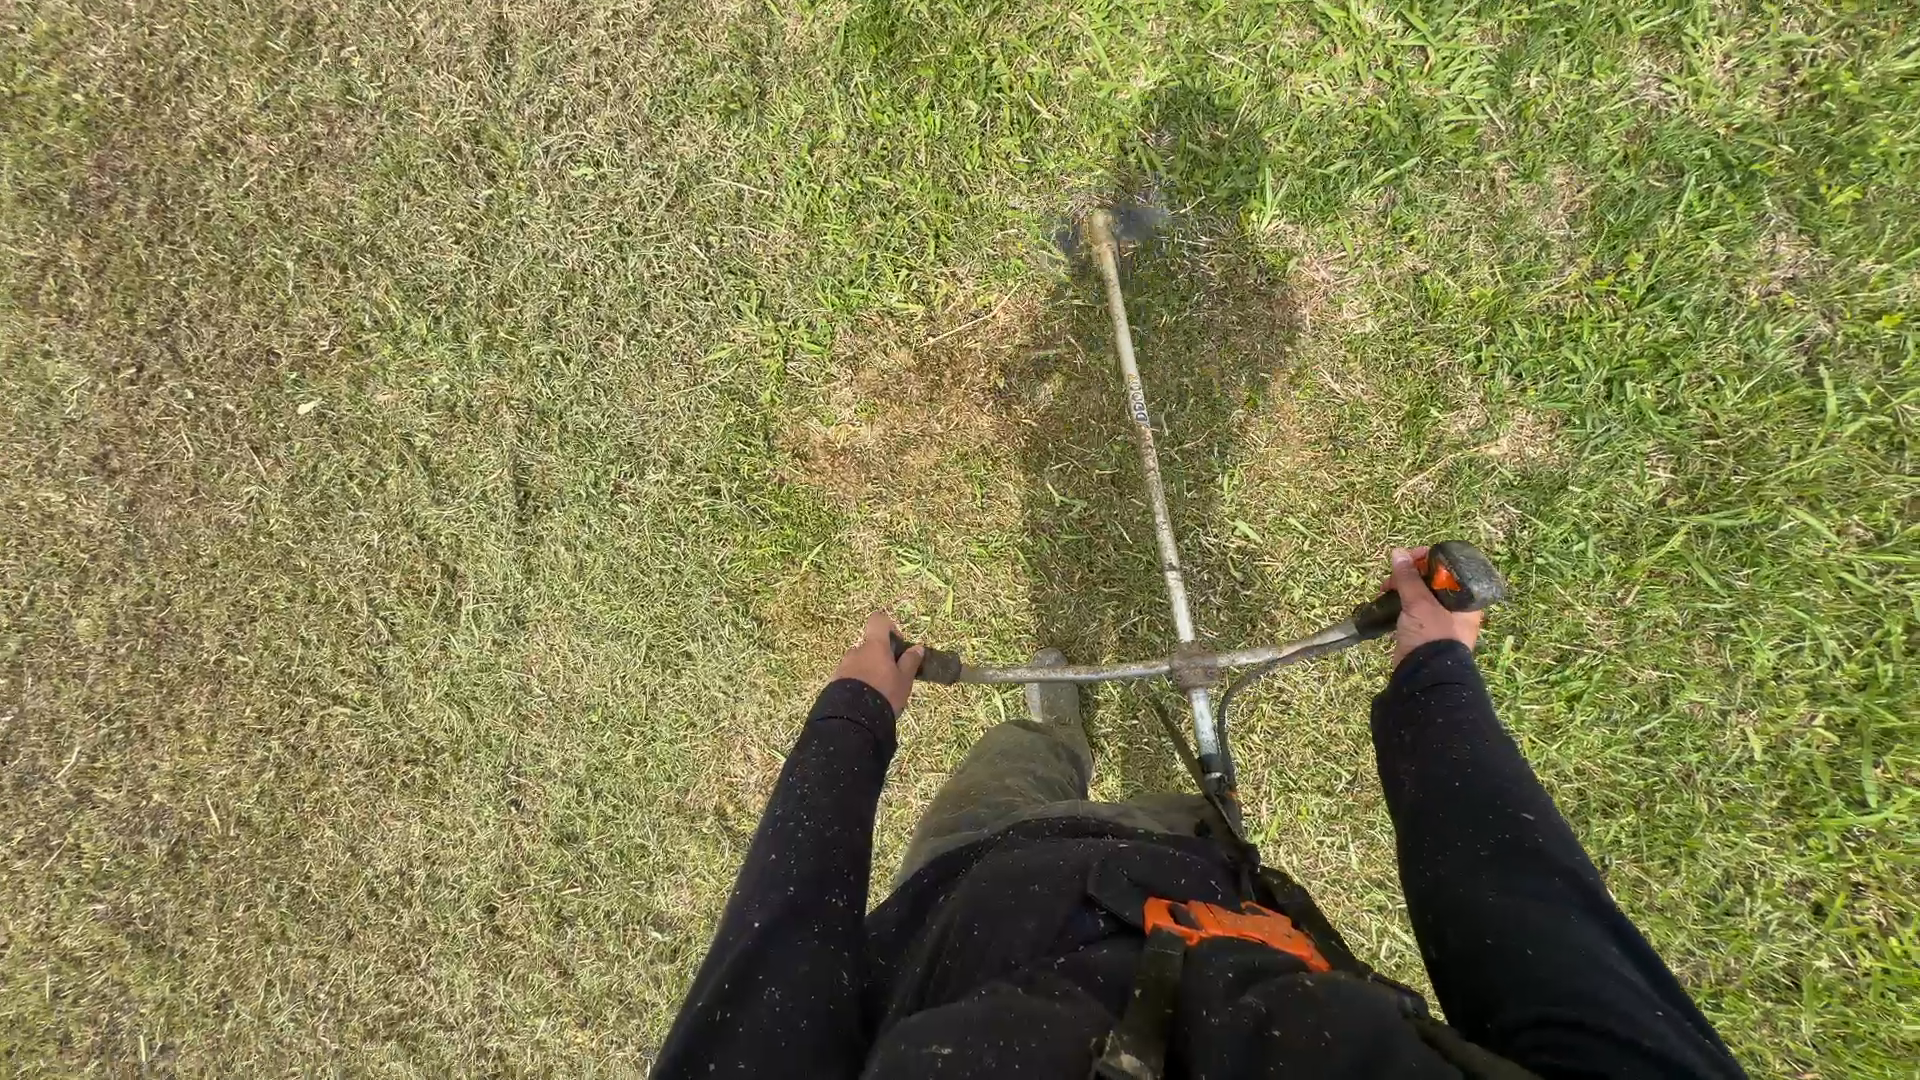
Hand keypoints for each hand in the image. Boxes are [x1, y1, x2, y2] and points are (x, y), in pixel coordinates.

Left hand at [831, 611, 923, 715]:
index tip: (897, 645)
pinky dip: (856, 684)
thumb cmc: (884, 694)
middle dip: (879, 659)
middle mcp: (856, 651)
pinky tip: (863, 701)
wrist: (853, 720)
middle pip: (869, 647)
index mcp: (874, 646)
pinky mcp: (833, 682)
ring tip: (877, 694)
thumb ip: (910, 661)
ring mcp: (842, 666)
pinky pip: (848, 677)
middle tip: (890, 679)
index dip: (889, 627)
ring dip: (867, 673)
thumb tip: (917, 647)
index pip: (878, 621)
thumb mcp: (904, 680)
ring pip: (858, 663)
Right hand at [1387, 546, 1482, 666]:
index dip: (1426, 559)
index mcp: (1465, 598)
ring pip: (1419, 593)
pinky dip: (1400, 602)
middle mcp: (1456, 606)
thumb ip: (1408, 578)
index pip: (1447, 568)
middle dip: (1408, 574)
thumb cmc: (1431, 634)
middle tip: (1391, 579)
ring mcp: (1440, 618)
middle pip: (1431, 579)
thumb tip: (1397, 553)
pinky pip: (1412, 608)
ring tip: (1385, 590)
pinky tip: (1388, 602)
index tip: (1406, 559)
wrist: (1425, 673)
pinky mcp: (1424, 629)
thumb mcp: (1419, 603)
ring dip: (1401, 587)